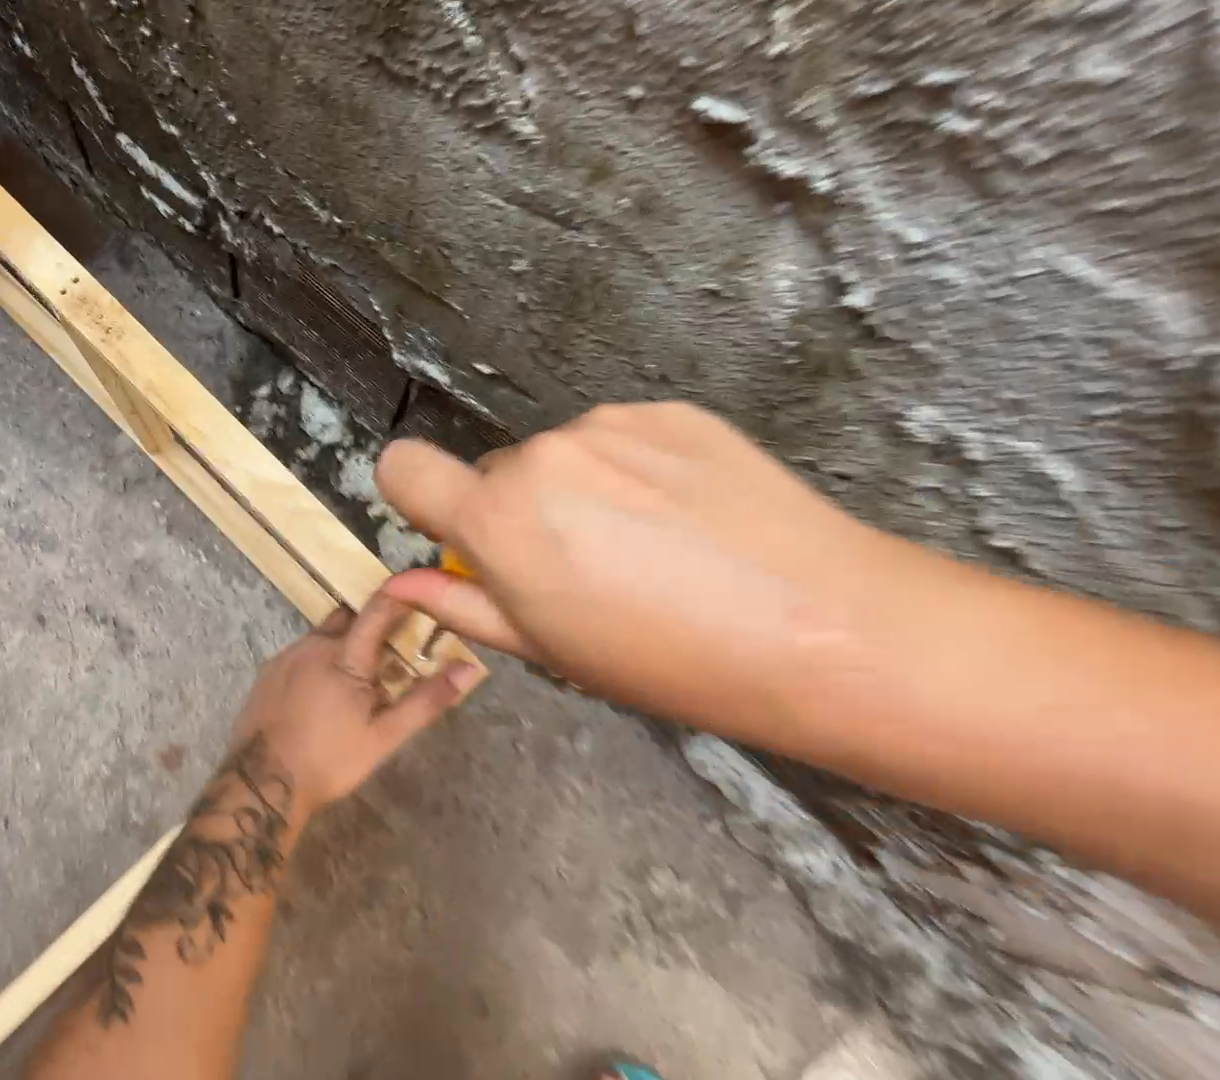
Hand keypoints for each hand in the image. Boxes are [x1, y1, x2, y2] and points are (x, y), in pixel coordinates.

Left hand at [230, 593, 484, 820]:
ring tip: (360, 678)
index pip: (376, 609)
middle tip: (394, 649)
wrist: (261, 785)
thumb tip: (468, 669)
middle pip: (348, 619)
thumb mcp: (385, 737)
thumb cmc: (329, 761)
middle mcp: (311, 645)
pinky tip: (325, 693)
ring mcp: (284, 657)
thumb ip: (427, 700)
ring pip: (322, 636)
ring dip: (344, 645)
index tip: (418, 594)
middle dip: (371, 626)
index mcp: (343, 656)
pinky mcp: (266, 672)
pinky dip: (319, 660)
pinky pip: (301, 653)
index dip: (399, 596)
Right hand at [376, 403, 912, 734]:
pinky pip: (617, 439)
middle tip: (578, 568)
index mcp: (499, 519)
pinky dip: (629, 471)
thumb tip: (402, 582)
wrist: (817, 624)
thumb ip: (462, 604)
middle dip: (516, 513)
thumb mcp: (548, 649)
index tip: (451, 528)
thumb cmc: (664, 658)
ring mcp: (608, 425)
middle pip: (495, 474)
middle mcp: (542, 455)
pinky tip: (682, 517)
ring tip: (644, 545)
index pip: (404, 468)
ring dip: (575, 492)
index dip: (414, 495)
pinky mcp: (667, 411)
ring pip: (558, 457)